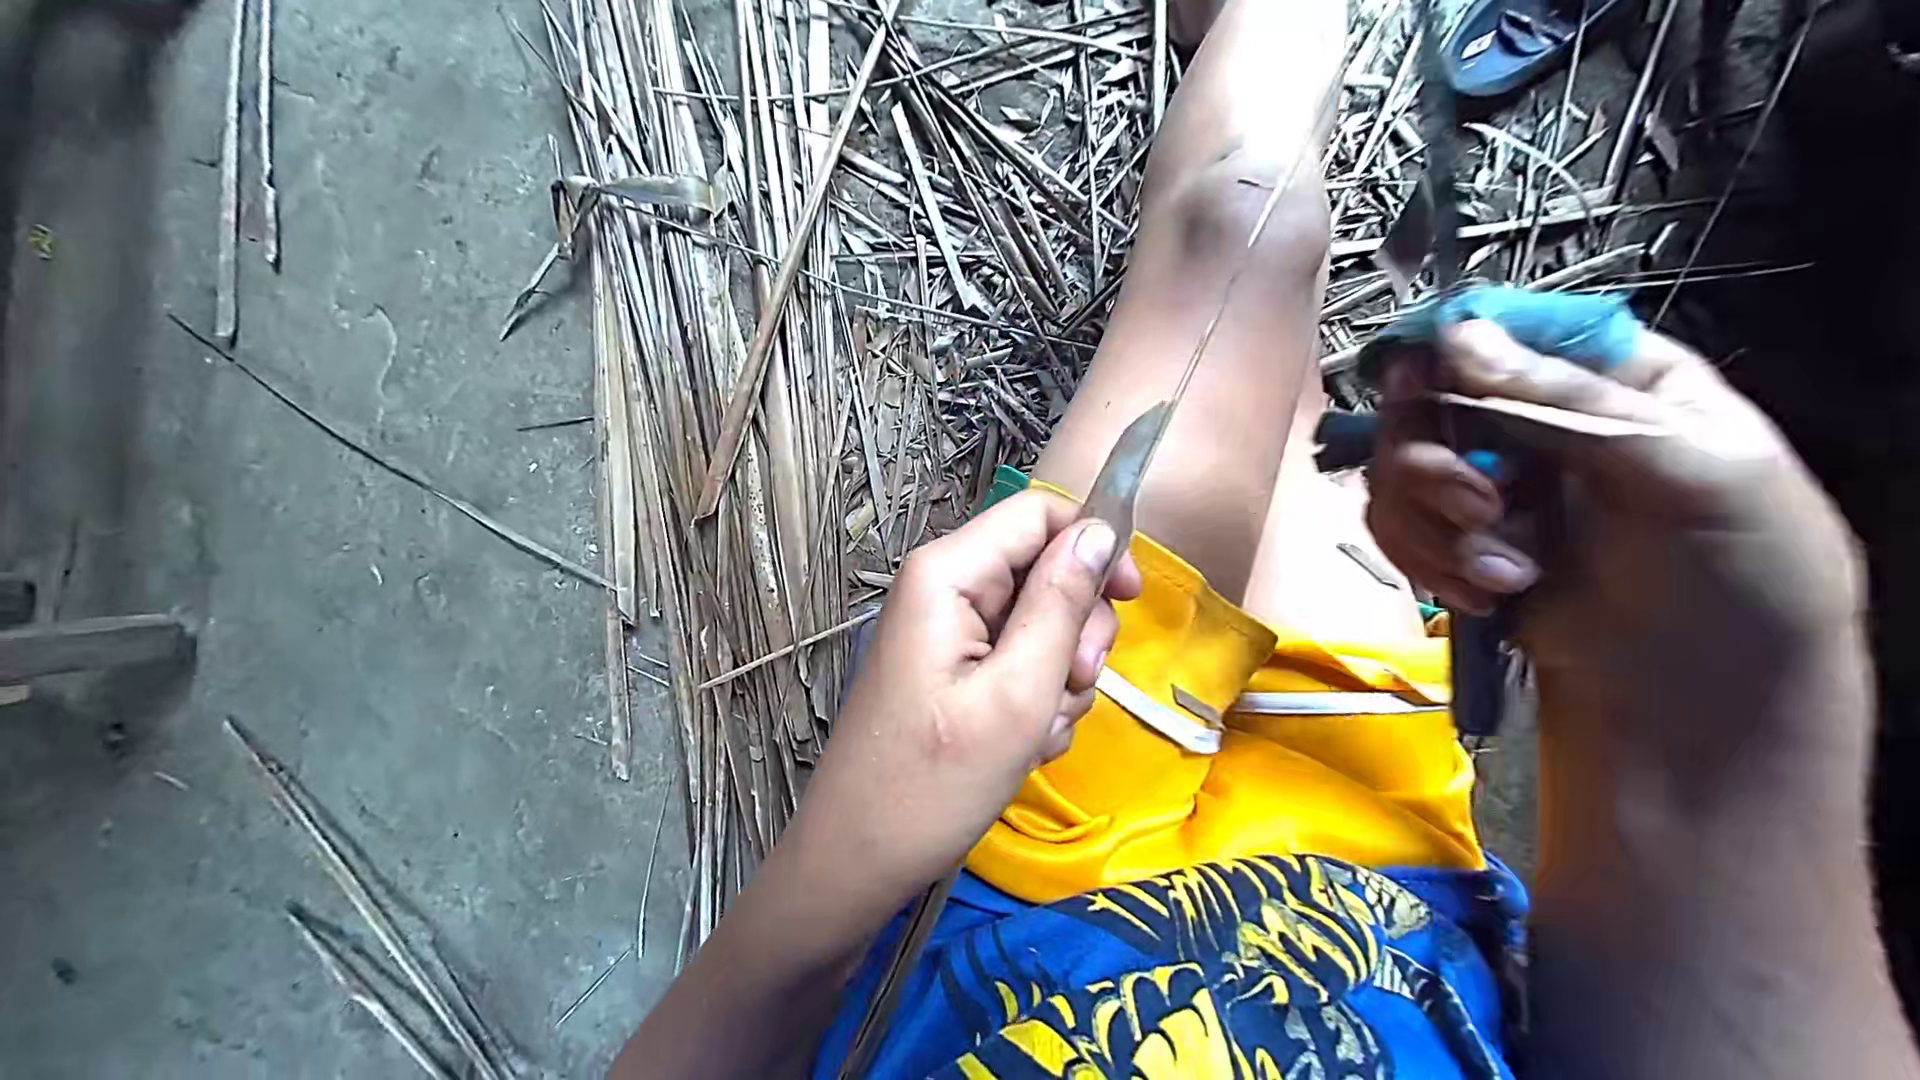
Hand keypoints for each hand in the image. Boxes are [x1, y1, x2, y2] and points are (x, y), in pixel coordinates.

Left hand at [786, 490, 1141, 916]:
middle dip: (1074, 629)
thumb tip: (1099, 534)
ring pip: (1041, 620)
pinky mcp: (954, 665)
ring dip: (1058, 673)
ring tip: (1035, 729)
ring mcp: (949, 628)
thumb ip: (1061, 604)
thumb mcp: (1017, 694)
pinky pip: (1020, 658)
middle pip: (1044, 568)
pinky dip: (1036, 696)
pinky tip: (1021, 741)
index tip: (1128, 599)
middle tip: (1070, 685)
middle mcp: (945, 586)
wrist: (861, 857)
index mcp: (948, 573)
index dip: (1092, 543)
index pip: (1039, 512)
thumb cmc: (933, 784)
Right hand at [1367, 320, 1863, 763]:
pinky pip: (1390, 527)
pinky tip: (1483, 591)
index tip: (1419, 384)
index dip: (1448, 351)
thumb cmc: (1730, 575)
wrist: (1685, 694)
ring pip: (1393, 472)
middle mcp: (1530, 427)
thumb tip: (1460, 337)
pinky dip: (1424, 561)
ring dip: (1434, 528)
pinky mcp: (1448, 539)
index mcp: (1606, 383)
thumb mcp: (1684, 469)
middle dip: (1435, 465)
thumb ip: (1566, 401)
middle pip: (1423, 405)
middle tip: (1480, 505)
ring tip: (1503, 572)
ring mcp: (1481, 485)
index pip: (1503, 333)